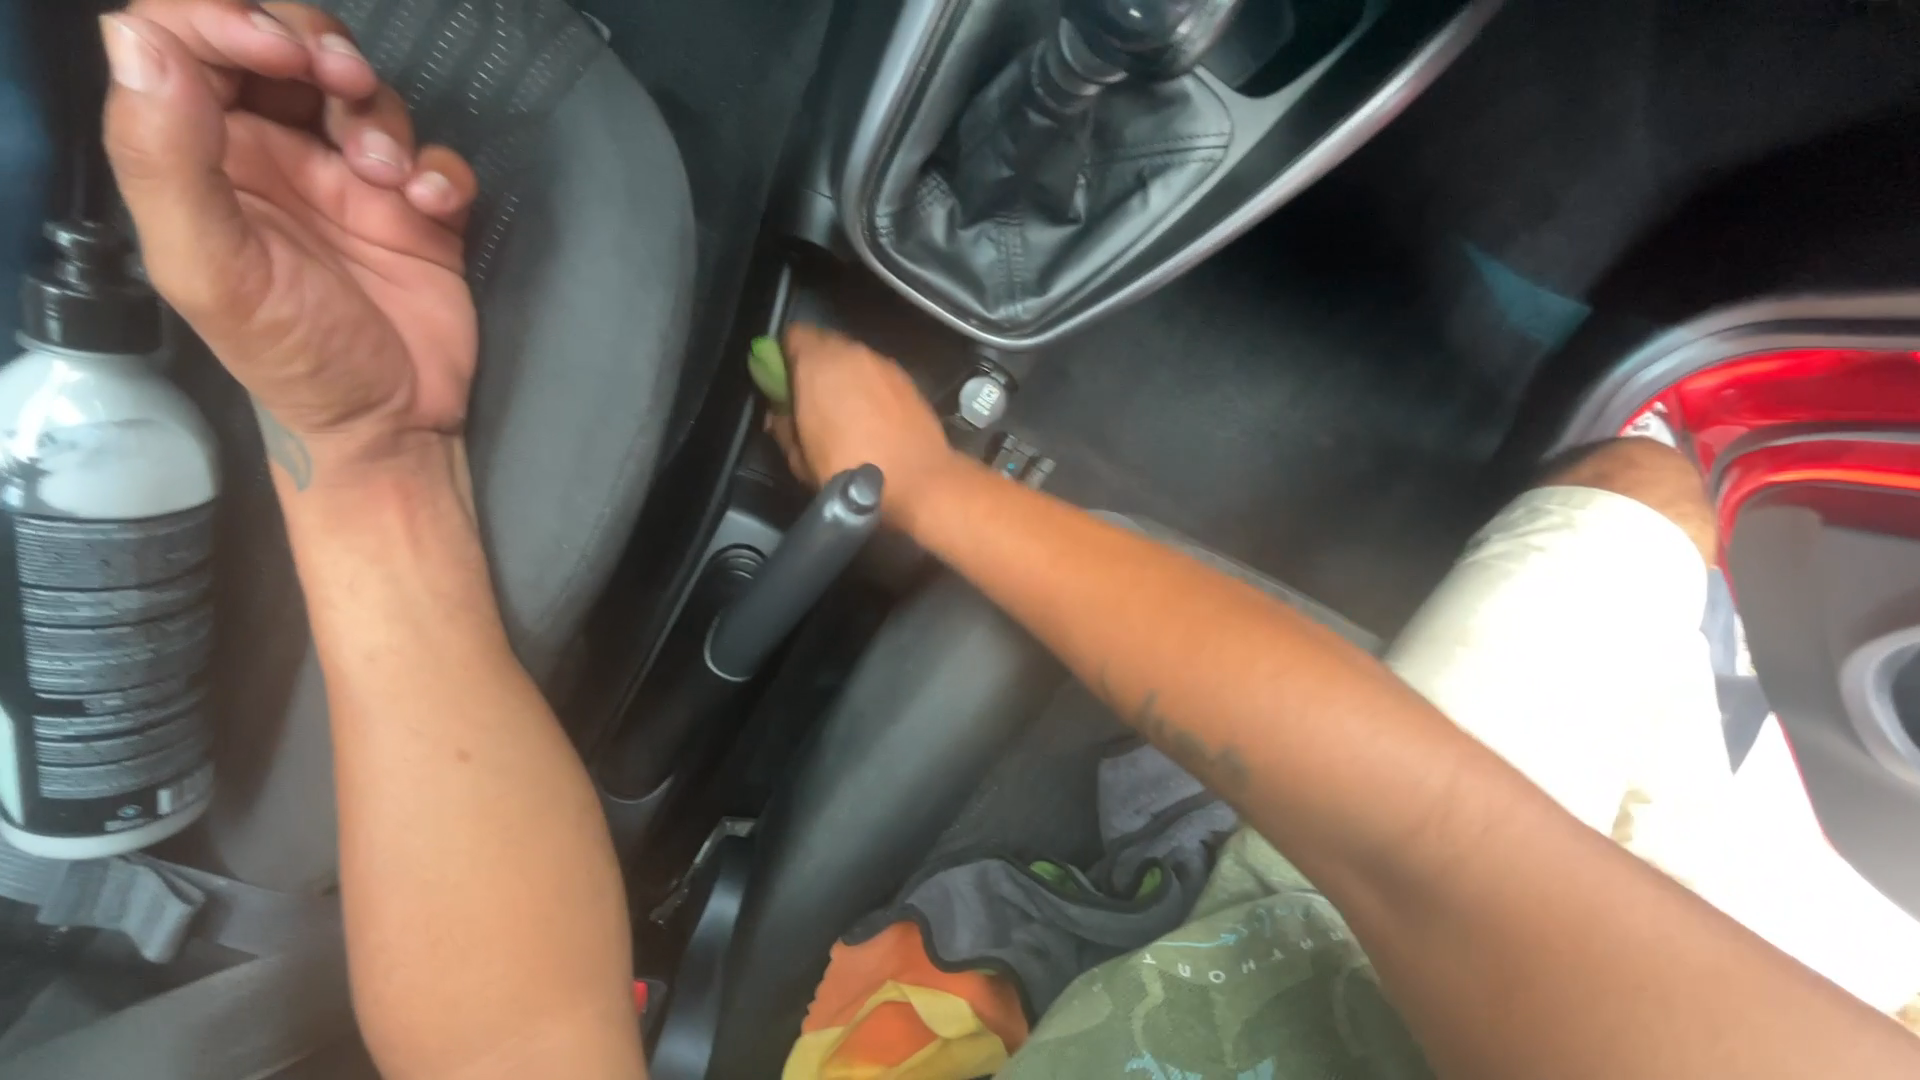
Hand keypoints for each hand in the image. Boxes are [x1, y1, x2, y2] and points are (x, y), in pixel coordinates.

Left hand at [98, 1, 478, 490]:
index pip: (187, 42)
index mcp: (203, 158)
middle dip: (316, 48)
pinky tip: (434, 207)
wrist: (393, 421)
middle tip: (343, 82)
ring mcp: (358, 186)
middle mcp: (278, 158)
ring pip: (368, 98)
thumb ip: (166, 160)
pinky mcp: (425, 216)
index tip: (279, 55)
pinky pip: (439, 162)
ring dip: (384, 119)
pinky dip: (444, 172)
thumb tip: (144, 37)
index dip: (228, 21)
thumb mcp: (212, 269)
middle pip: (284, 49)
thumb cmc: (294, 356)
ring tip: (389, 179)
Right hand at [767, 325, 966, 524]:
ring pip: (854, 359)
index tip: (782, 382)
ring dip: (845, 376)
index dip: (783, 356)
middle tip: (810, 399)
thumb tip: (779, 414)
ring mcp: (884, 364)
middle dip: (814, 366)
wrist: (918, 482)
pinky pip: (878, 375)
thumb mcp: (799, 458)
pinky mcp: (908, 380)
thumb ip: (782, 426)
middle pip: (825, 343)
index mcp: (818, 363)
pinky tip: (872, 418)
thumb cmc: (850, 470)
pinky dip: (870, 387)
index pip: (792, 336)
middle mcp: (853, 353)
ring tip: (844, 412)